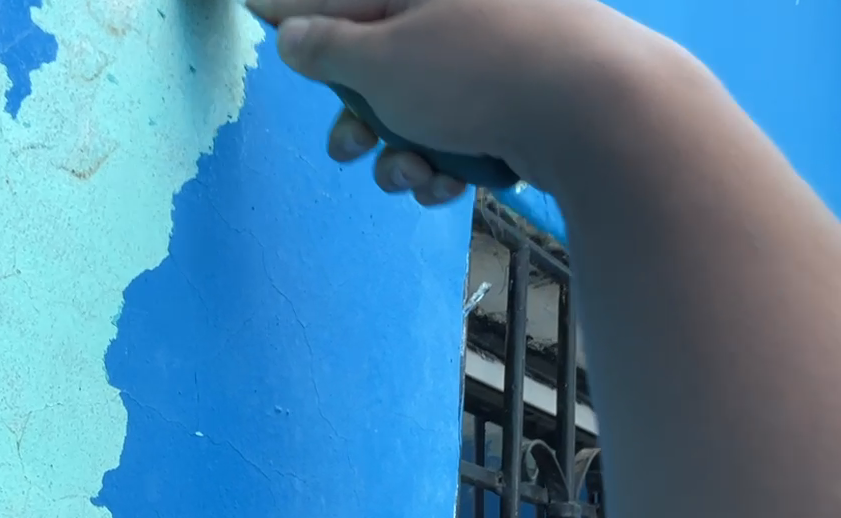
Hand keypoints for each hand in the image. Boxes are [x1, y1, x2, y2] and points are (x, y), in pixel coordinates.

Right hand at [248, 0, 672, 203]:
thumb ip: (325, 48)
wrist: (591, 112)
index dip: (292, 15)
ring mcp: (485, 54)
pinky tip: (450, 178)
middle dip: (358, 122)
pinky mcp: (508, 96)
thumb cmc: (474, 73)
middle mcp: (455, 11)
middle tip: (354, 146)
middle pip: (372, 68)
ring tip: (416, 172)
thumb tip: (289, 31)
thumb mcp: (380, 61)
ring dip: (397, 156)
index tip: (249, 7)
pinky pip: (448, 132)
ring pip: (408, 112)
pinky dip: (439, 162)